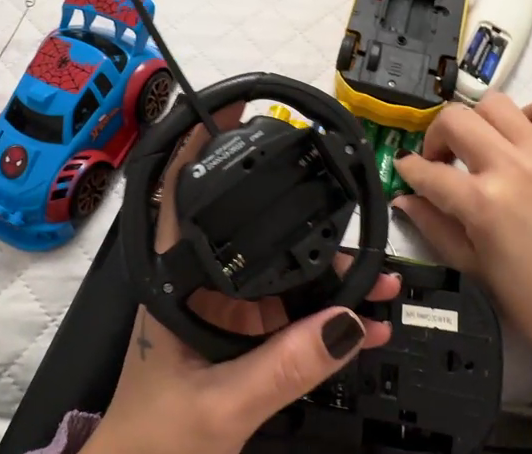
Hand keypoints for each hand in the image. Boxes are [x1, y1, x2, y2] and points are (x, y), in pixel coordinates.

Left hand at [85, 105, 399, 453]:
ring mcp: (224, 319)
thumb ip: (283, 367)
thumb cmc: (153, 444)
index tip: (234, 110)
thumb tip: (346, 322)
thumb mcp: (223, 405)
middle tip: (351, 217)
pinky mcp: (242, 348)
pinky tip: (365, 326)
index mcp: (177, 286)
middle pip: (254, 237)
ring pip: (281, 279)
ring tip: (378, 280)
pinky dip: (327, 323)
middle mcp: (200, 290)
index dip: (202, 149)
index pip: (183, 199)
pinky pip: (292, 323)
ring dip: (329, 282)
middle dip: (307, 230)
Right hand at [392, 92, 531, 418]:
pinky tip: (524, 140)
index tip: (406, 170)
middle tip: (441, 160)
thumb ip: (434, 226)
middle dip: (436, 137)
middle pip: (454, 120)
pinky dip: (530, 115)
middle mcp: (511, 167)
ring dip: (478, 122)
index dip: (408, 170)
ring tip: (482, 148)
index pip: (427, 171)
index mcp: (482, 203)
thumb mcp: (474, 268)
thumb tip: (403, 198)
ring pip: (496, 104)